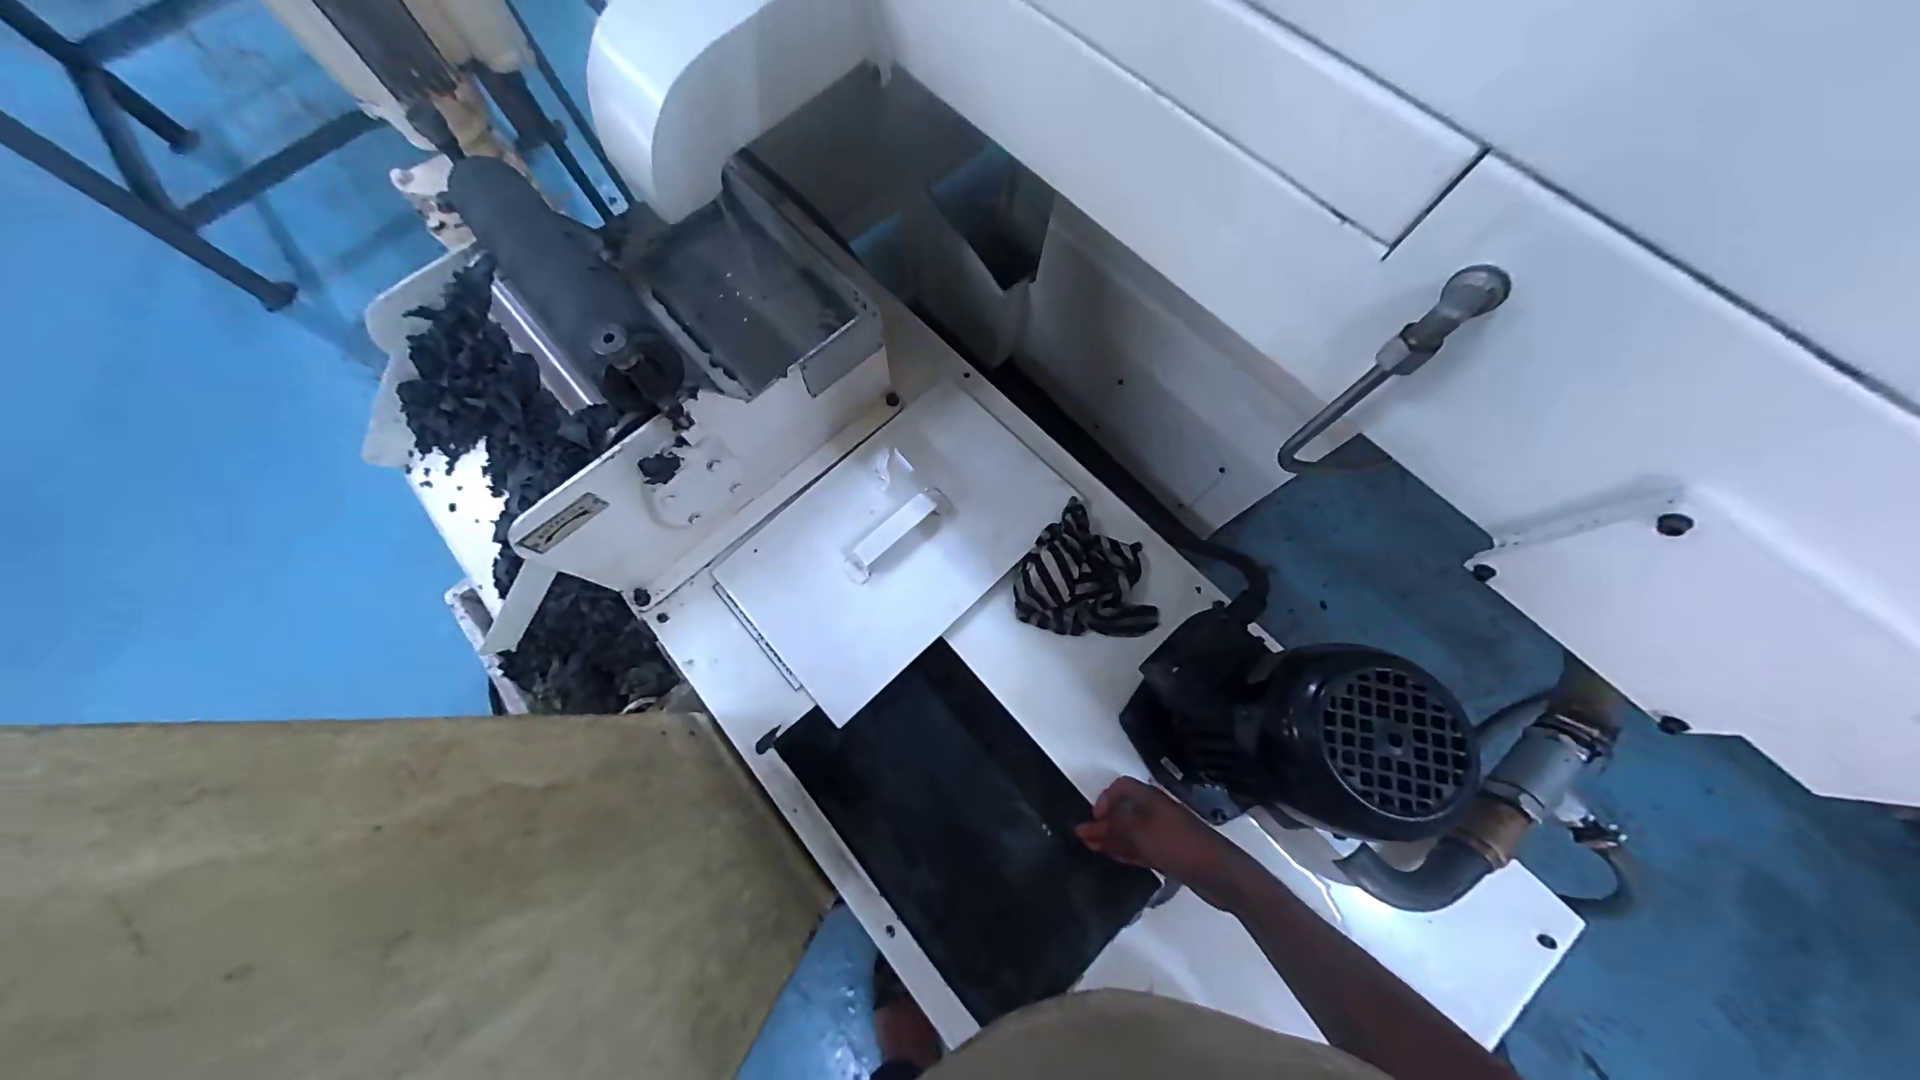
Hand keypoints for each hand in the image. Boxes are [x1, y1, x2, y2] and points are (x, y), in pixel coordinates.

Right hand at [1075, 776, 1262, 911]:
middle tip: (1085, 838)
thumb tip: (1083, 828)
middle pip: (1124, 811)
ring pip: (1131, 832)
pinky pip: (1141, 848)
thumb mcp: (1138, 834)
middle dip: (1104, 823)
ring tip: (1092, 848)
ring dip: (1112, 839)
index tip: (1095, 819)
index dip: (1105, 799)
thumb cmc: (1176, 844)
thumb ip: (1110, 830)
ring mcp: (1163, 833)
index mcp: (1150, 798)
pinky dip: (1126, 851)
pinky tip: (1114, 857)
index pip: (1121, 787)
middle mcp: (1155, 812)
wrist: (1219, 872)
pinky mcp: (1169, 853)